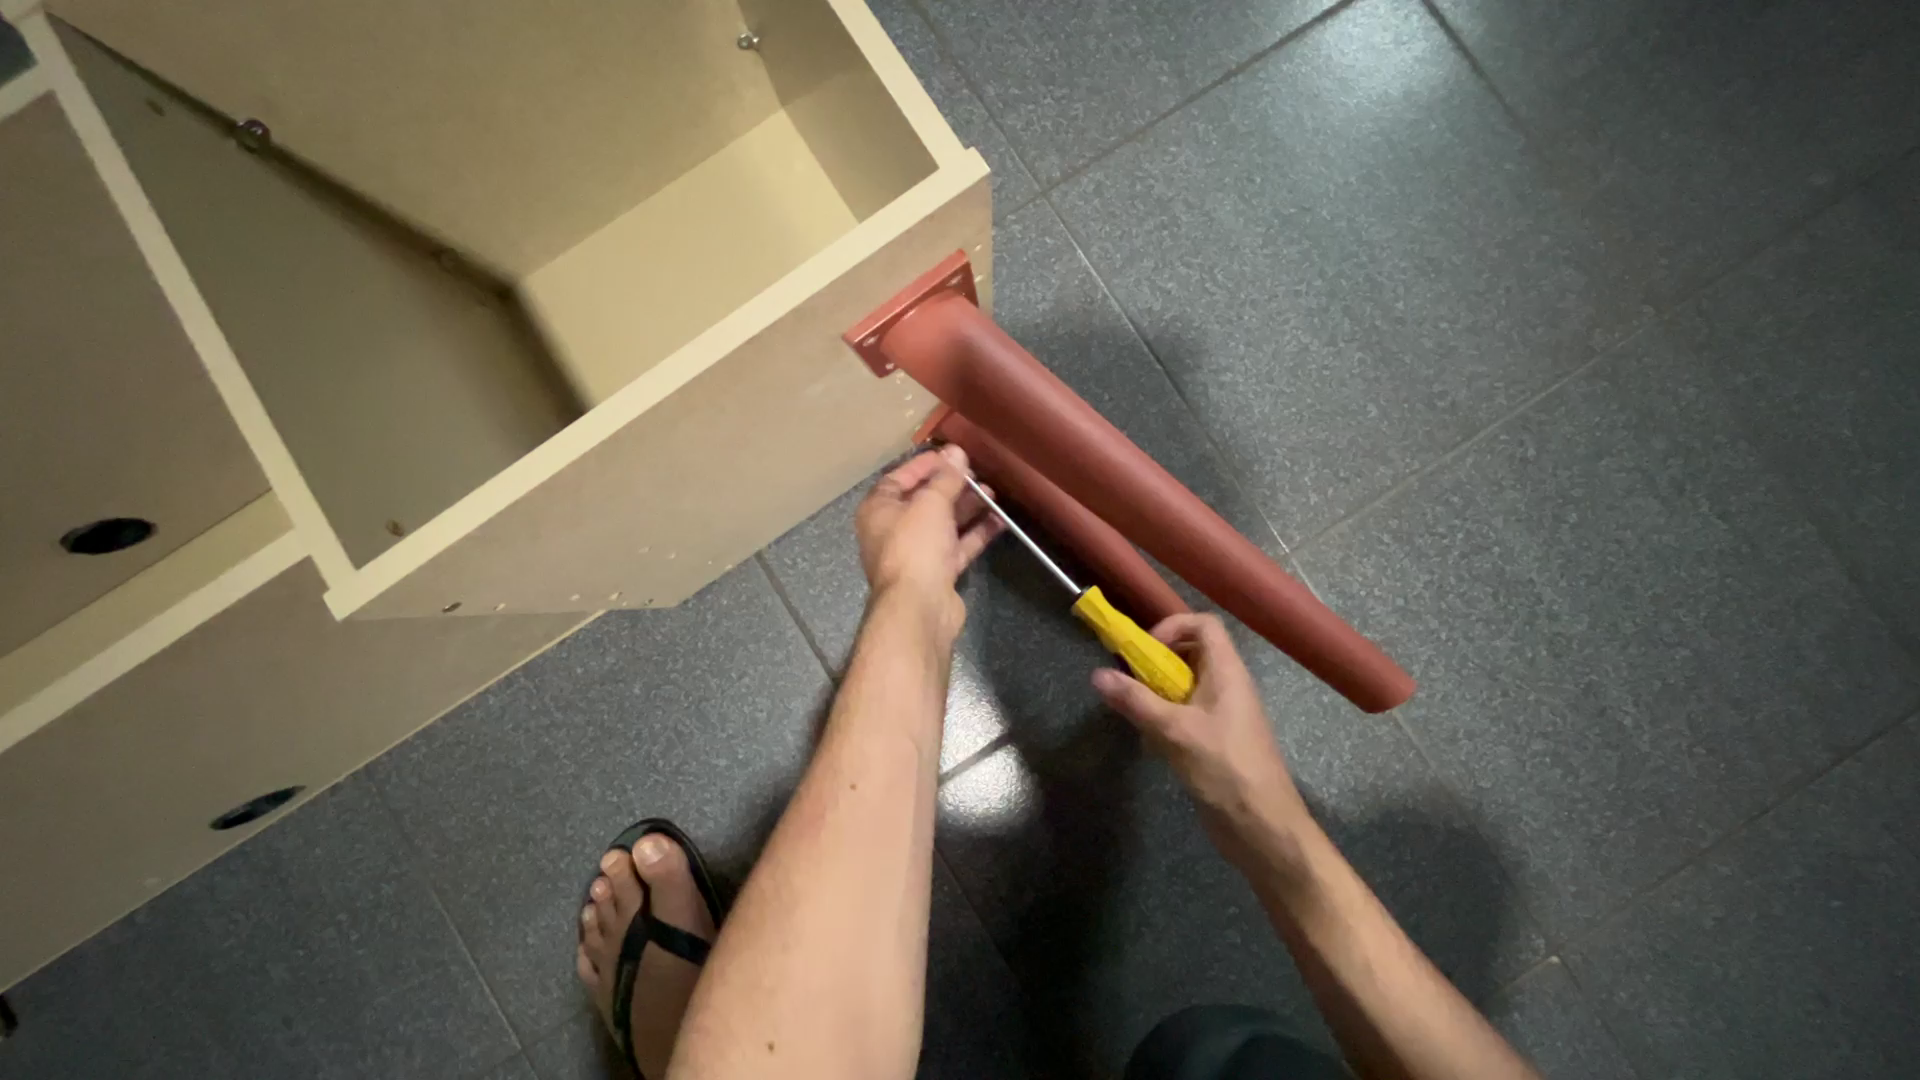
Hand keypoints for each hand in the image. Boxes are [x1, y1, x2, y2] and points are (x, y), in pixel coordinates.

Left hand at [854, 445, 1003, 636]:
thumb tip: (956, 452)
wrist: (919, 606)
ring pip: (944, 524)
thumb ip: (946, 477)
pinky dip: (976, 532)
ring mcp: (916, 554)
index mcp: (878, 510)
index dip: (923, 465)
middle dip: (951, 486)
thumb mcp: (931, 503)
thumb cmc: (915, 545)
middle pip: (924, 501)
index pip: (898, 478)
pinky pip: (958, 546)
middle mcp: (893, 531)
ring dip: (967, 507)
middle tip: (977, 473)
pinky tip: (1000, 519)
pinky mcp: (937, 573)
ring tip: (993, 492)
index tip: (950, 455)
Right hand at [1092, 614, 1313, 861]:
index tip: (1144, 652)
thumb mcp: (1175, 731)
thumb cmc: (1225, 769)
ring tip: (1135, 715)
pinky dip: (1163, 721)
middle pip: (1190, 654)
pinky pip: (1184, 716)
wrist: (1263, 829)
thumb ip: (1135, 701)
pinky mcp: (1214, 742)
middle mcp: (1226, 687)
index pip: (1204, 625)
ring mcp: (1222, 716)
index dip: (1173, 627)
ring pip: (1183, 687)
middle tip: (1129, 682)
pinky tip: (1149, 744)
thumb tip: (1097, 675)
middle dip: (1155, 664)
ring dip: (1155, 695)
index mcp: (1227, 673)